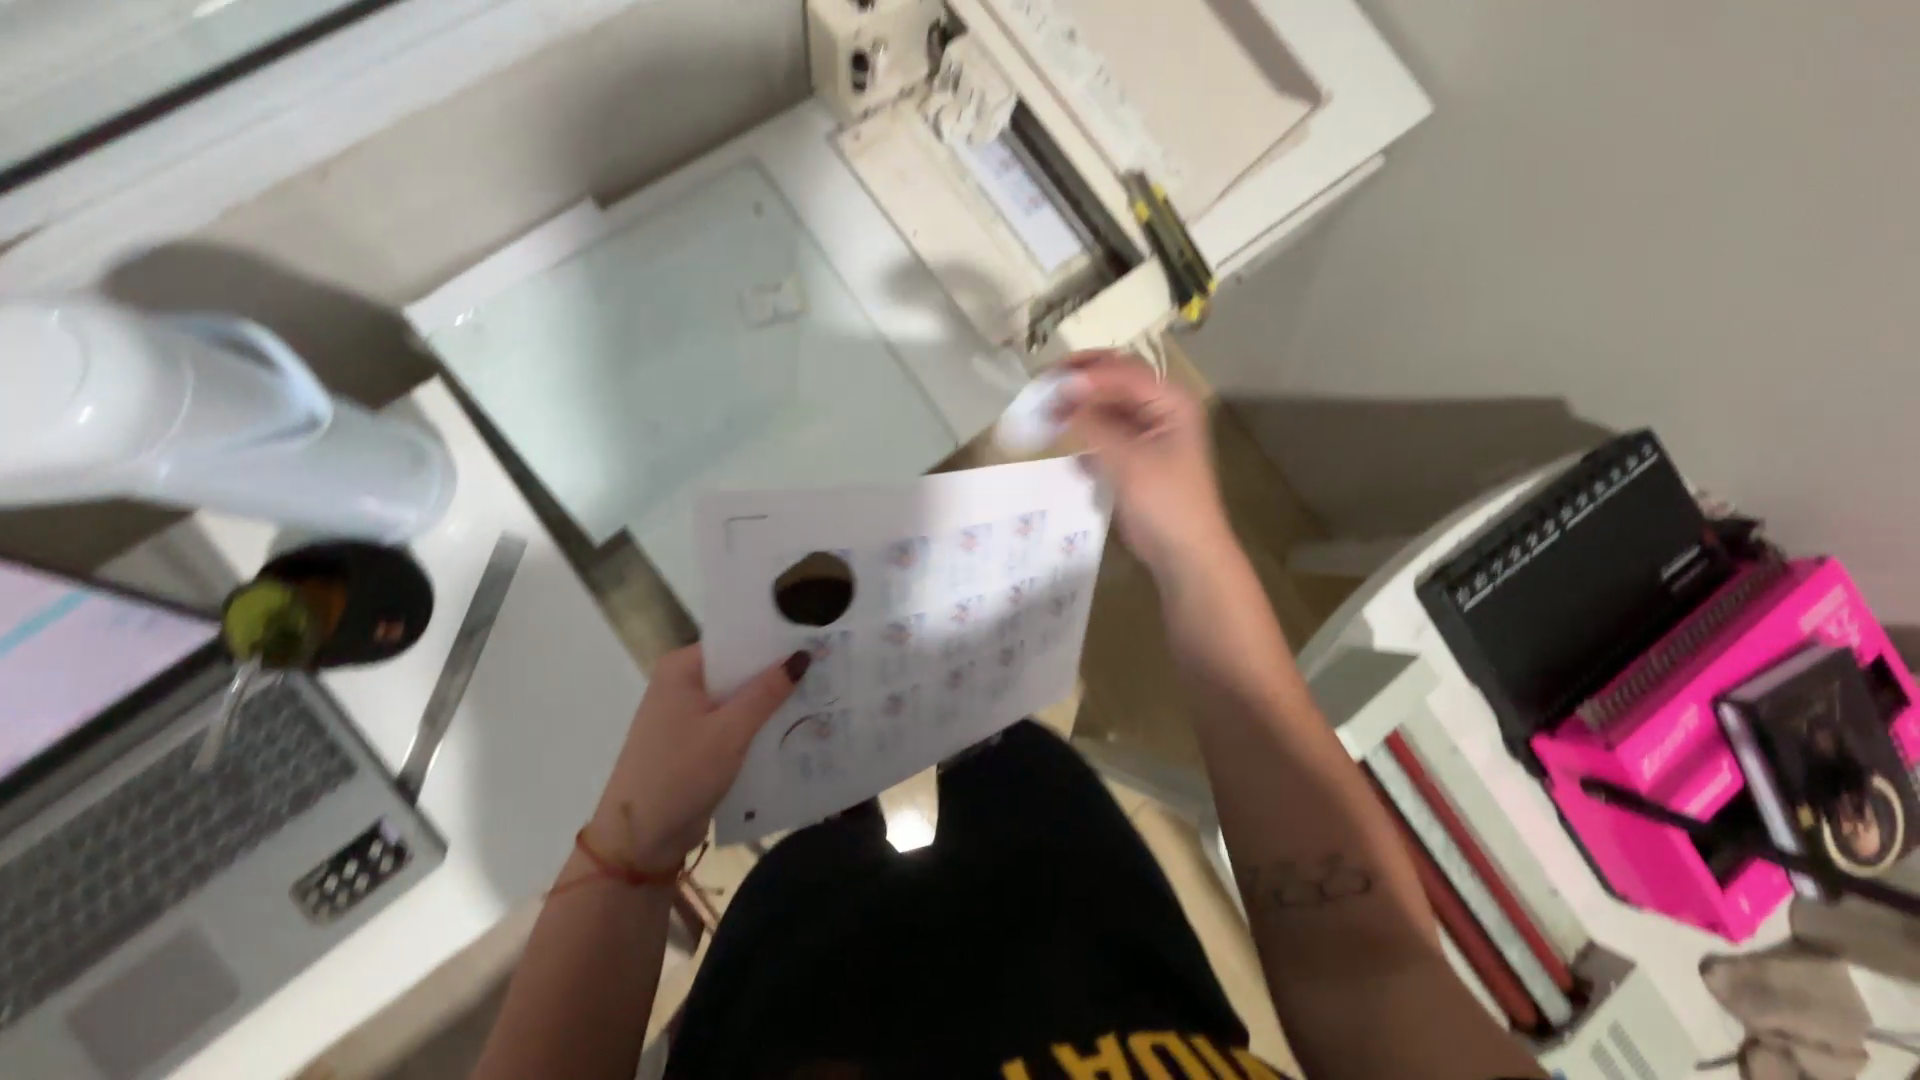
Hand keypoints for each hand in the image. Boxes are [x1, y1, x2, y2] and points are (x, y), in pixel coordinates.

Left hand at [588, 644, 805, 868]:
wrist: (641, 839)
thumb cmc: (680, 773)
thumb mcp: (730, 730)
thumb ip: (767, 691)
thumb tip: (802, 655)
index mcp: (681, 669)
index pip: (735, 642)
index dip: (773, 642)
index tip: (815, 641)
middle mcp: (681, 686)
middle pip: (738, 671)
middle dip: (777, 674)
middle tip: (828, 669)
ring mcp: (686, 717)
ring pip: (738, 701)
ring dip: (771, 705)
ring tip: (822, 696)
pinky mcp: (695, 746)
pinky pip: (733, 727)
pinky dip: (758, 729)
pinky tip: (794, 730)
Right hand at [1055, 350, 1232, 573]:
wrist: (1184, 553)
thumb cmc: (1165, 504)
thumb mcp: (1128, 460)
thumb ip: (1093, 422)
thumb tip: (1061, 390)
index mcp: (1171, 401)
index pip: (1122, 372)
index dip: (1085, 373)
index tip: (1047, 384)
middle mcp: (1160, 408)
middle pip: (1113, 382)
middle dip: (1077, 384)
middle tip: (1039, 388)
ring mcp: (1146, 431)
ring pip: (1104, 406)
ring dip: (1074, 407)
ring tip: (1041, 413)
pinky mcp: (1132, 454)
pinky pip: (1102, 431)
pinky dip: (1081, 432)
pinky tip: (1059, 438)